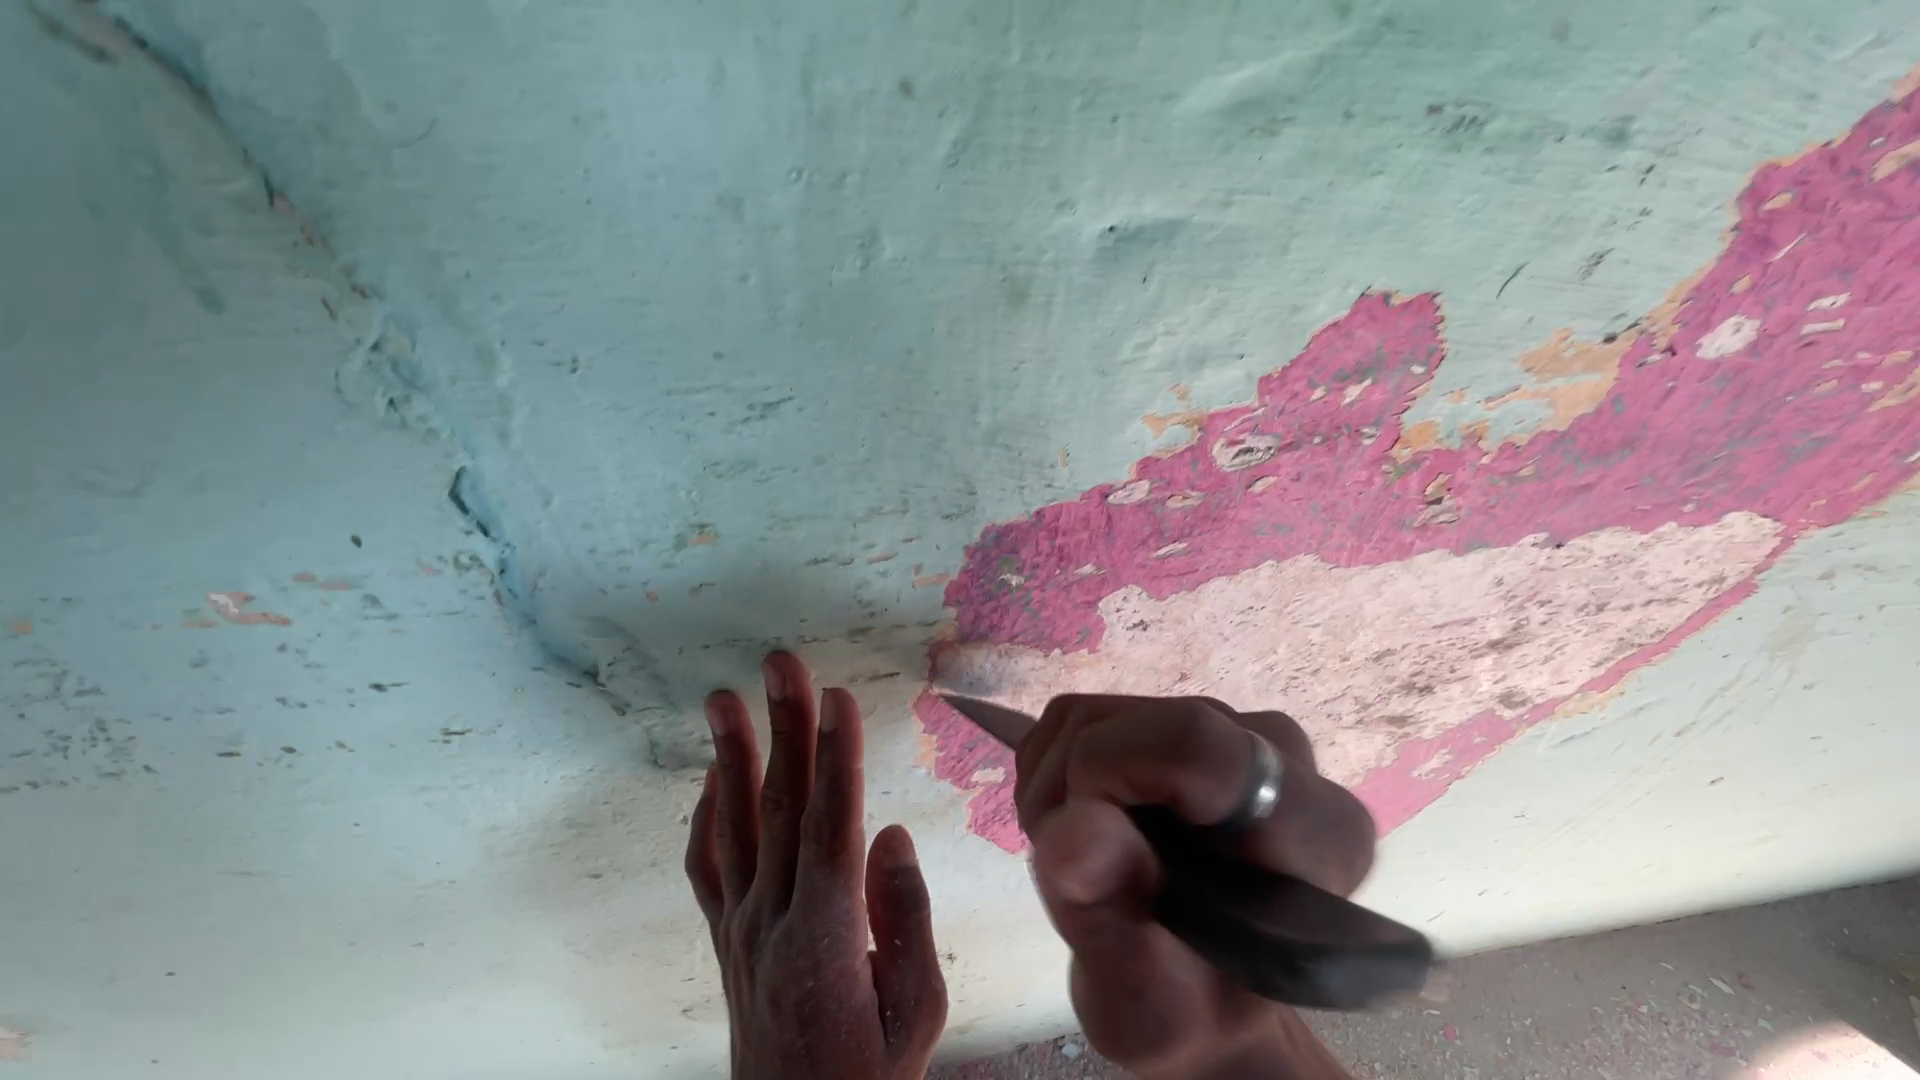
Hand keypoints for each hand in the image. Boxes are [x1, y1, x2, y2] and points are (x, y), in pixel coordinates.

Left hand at [685, 652, 947, 1078]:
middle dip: (784, 728)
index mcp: (826, 939)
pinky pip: (706, 867)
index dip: (836, 759)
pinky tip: (712, 776)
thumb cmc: (868, 1076)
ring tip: (722, 698)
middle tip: (781, 665)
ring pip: (733, 826)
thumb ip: (906, 917)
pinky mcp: (725, 938)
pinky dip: (705, 815)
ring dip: (731, 755)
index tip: (838, 698)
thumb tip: (889, 833)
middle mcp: (771, 923)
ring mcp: (739, 929)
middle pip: (780, 809)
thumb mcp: (917, 1011)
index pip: (832, 828)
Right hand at [1015, 696, 1373, 1079]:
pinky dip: (1052, 770)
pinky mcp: (1172, 717)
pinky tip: (1083, 824)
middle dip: (1073, 794)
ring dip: (1056, 788)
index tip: (1085, 843)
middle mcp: (1283, 758)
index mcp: (1311, 831)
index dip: (1114, 772)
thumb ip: (1111, 922)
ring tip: (1083, 858)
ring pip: (1094, 716)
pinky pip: (1078, 716)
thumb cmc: (1183, 1008)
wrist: (1191, 985)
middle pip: (1137, 726)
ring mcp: (1221, 727)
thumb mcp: (1143, 1007)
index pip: (1203, 747)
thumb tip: (1071, 832)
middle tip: (1074, 872)